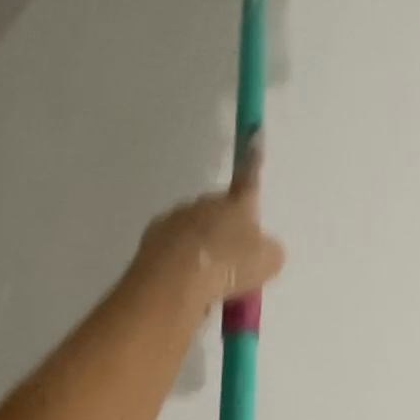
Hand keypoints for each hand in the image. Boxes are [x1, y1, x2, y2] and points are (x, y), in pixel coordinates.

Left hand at [127, 135, 285, 316]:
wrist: (176, 280)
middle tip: (231, 266)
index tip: (254, 133)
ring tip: (207, 286)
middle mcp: (204, 204)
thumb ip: (267, 252)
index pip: (250, 177)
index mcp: (237, 203)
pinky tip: (185, 287)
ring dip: (201, 253)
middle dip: (224, 234)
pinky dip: (180, 264)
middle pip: (218, 213)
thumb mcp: (268, 262)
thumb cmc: (229, 266)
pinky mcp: (152, 240)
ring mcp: (175, 219)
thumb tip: (259, 253)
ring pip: (194, 234)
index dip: (254, 159)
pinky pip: (172, 249)